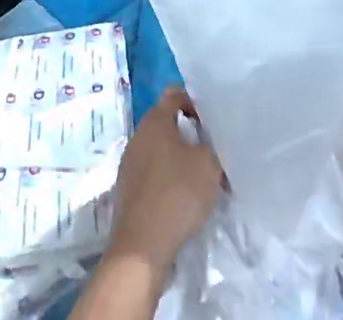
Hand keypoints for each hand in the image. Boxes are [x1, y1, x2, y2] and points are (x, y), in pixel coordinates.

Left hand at [108, 87, 223, 271]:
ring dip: (181, 154)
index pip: (174, 94)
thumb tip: (211, 138)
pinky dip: (170, 174)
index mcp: (154, 122)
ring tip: (204, 172)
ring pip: (161, 148)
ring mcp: (130, 164)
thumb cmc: (178, 194)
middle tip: (213, 143)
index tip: (212, 117)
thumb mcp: (209, 163)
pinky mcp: (129, 189)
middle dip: (190, 129)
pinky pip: (154, 170)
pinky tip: (187, 193)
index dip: (195, 100)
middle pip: (166, 121)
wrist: (142, 248)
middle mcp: (138, 137)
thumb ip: (213, 142)